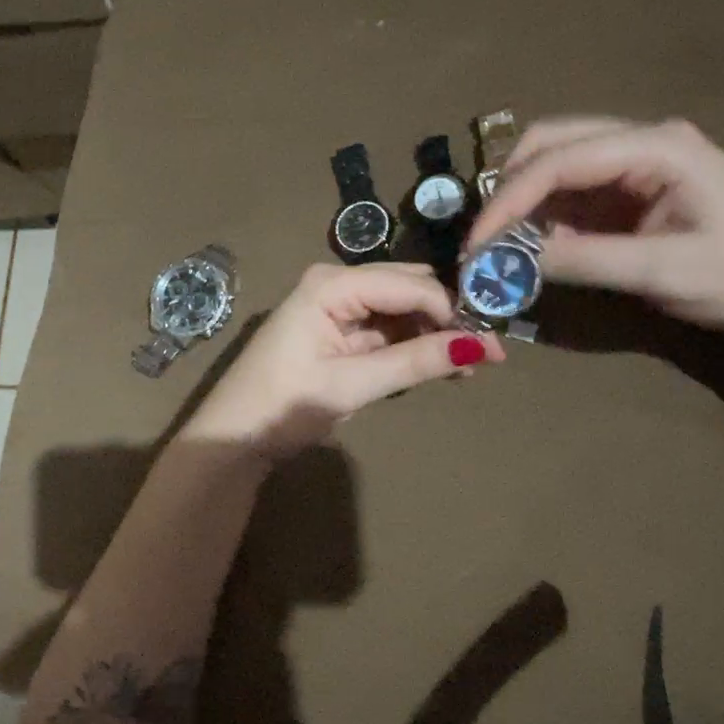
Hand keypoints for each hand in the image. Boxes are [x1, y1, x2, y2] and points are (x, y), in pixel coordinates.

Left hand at [182, 263, 504, 456]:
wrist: (233, 438)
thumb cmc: (283, 406)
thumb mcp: (352, 385)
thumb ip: (415, 363)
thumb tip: (483, 347)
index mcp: (331, 285)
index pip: (409, 285)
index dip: (451, 312)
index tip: (489, 345)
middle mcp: (336, 284)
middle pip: (407, 289)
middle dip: (446, 317)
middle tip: (485, 353)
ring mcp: (335, 308)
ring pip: (400, 310)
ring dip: (433, 334)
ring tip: (468, 367)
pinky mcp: (337, 333)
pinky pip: (385, 330)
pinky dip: (411, 347)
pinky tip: (439, 366)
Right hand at [466, 117, 723, 330]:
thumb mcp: (662, 271)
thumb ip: (584, 260)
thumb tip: (510, 262)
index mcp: (656, 147)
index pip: (560, 160)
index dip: (508, 200)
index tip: (475, 246)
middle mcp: (640, 143)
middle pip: (550, 145)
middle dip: (507, 191)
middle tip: (481, 241)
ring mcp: (635, 166)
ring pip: (555, 168)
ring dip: (521, 206)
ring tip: (498, 251)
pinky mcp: (629, 193)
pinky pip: (571, 197)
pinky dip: (542, 222)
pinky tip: (531, 252)